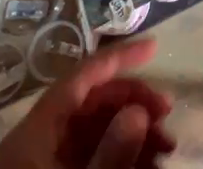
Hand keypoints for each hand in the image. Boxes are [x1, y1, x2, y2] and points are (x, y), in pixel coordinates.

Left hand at [0, 39, 175, 168]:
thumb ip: (112, 155)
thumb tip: (139, 111)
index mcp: (33, 136)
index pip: (80, 79)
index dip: (118, 58)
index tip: (156, 46)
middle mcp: (38, 144)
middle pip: (92, 103)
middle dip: (134, 104)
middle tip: (168, 116)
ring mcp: (46, 166)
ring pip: (98, 131)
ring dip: (135, 134)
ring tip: (166, 152)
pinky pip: (94, 157)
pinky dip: (124, 157)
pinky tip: (150, 167)